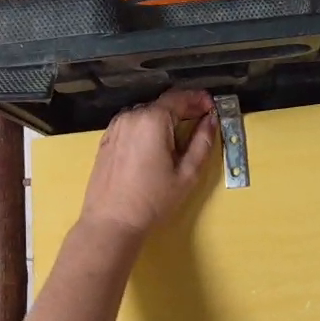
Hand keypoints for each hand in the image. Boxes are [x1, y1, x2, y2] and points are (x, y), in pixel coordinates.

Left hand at [79, 90, 218, 237]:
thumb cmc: (152, 200)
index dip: (198, 99)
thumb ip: (203, 142)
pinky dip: (147, 127)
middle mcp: (131, 116)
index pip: (179, 97)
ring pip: (146, 113)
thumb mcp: (187, 174)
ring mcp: (116, 127)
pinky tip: (154, 146)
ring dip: (164, 118)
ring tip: (179, 136)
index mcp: (153, 120)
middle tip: (201, 121)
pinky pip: (132, 124)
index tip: (212, 106)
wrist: (111, 222)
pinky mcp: (107, 139)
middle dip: (183, 109)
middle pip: (162, 104)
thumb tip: (211, 120)